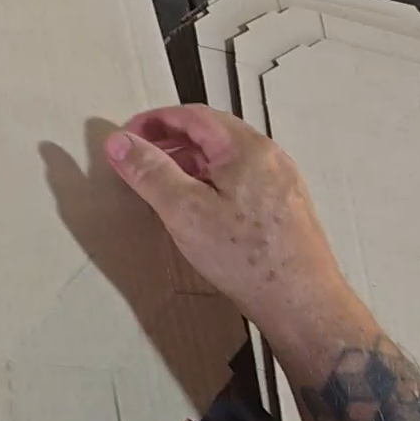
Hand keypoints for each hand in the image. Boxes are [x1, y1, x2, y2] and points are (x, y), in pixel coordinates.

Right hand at [103, 105, 358, 337]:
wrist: (303, 305)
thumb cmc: (242, 255)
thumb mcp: (183, 210)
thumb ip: (149, 171)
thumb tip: (116, 140)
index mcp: (247, 148)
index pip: (192, 115)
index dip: (153, 120)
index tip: (125, 136)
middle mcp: (269, 156)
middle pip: (210, 131)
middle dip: (168, 137)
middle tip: (136, 155)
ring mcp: (280, 180)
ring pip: (224, 154)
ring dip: (186, 157)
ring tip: (158, 178)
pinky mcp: (283, 204)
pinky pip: (237, 174)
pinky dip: (206, 175)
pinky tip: (193, 202)